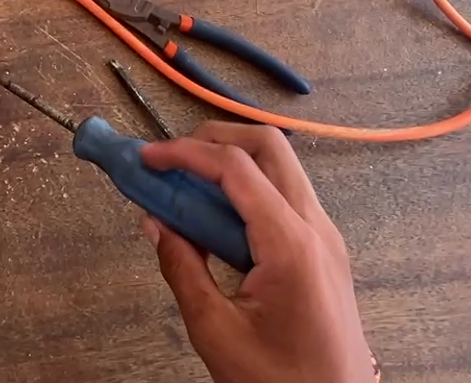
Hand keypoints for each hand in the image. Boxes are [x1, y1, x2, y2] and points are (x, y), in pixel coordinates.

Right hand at [140, 124, 375, 382]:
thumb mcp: (216, 332)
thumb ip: (182, 268)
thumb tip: (153, 221)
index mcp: (291, 245)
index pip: (235, 167)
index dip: (184, 152)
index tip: (145, 157)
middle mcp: (316, 227)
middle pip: (268, 144)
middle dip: (214, 137)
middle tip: (173, 157)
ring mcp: (325, 236)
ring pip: (279, 163)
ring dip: (231, 157)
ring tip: (188, 181)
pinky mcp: (323, 249)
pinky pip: (284, 192)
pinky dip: (245, 184)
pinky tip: (215, 212)